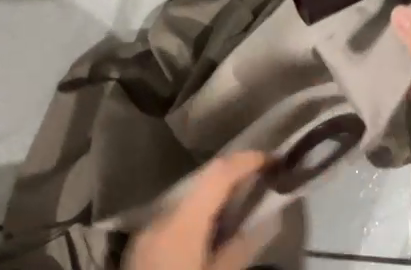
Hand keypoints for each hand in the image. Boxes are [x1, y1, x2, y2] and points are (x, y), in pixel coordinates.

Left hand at [125, 151, 268, 269]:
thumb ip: (241, 248)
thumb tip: (266, 220)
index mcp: (180, 222)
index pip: (217, 173)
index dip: (247, 160)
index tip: (273, 160)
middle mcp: (158, 218)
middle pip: (200, 183)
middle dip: (231, 178)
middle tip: (261, 182)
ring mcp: (144, 234)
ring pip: (185, 200)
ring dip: (213, 198)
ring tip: (241, 206)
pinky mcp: (137, 251)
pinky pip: (172, 220)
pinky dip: (195, 217)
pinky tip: (211, 231)